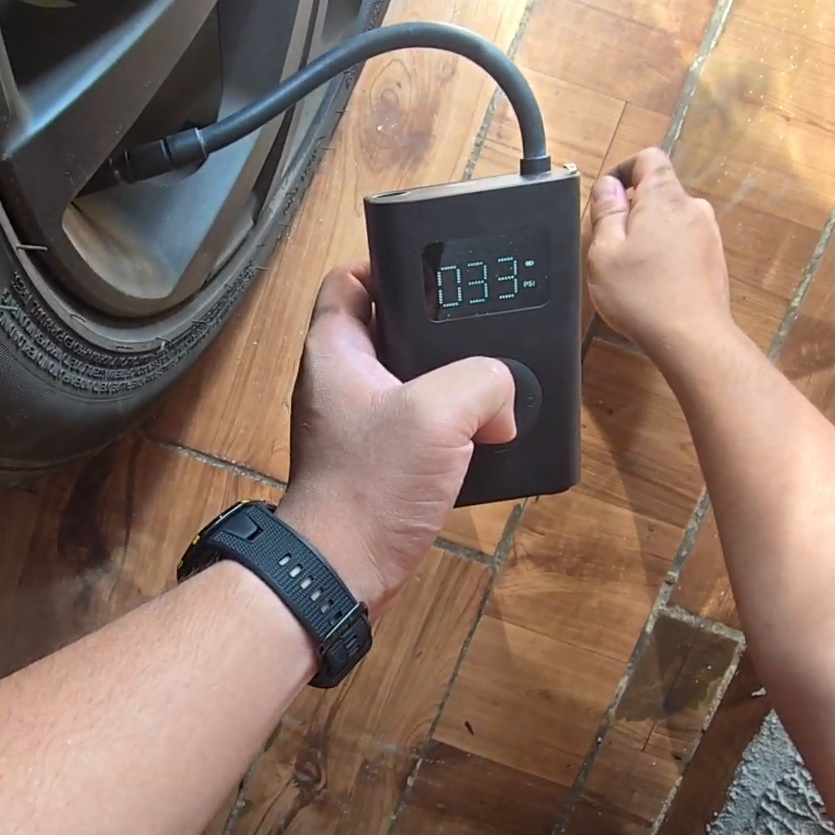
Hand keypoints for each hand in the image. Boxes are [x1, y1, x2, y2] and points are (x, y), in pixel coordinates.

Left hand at [275, 265, 516, 610]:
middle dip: (438, 328)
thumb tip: (500, 405)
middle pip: (391, 328)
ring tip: (493, 386)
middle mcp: (342, 382)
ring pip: (413, 380)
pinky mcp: (380, 460)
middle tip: (482, 329)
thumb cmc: (370, 487)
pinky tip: (484, 435)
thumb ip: (484, 381)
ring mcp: (360, 423)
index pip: (350, 279)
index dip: (387, 264)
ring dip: (453, 384)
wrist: (347, 570)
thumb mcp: (439, 414)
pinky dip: (452, 426)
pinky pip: (422, 425)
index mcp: (334, 351)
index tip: (433, 270)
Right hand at [587, 148, 736, 366]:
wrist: (690, 335)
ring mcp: (707, 233)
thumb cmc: (642, 296)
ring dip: (646, 235)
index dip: (622, 171)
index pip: (647, 158)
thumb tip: (607, 186)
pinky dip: (662, 253)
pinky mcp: (712, 257)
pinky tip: (649, 283)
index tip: (605, 199)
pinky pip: (681, 242)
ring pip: (668, 219)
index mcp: (663, 198)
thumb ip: (605, 214)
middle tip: (608, 245)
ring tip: (628, 270)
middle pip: (657, 192)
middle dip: (630, 211)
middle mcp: (692, 208)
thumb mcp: (604, 253)